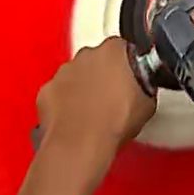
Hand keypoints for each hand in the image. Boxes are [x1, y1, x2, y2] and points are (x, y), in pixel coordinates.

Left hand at [34, 37, 155, 158]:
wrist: (81, 146)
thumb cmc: (114, 121)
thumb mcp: (147, 103)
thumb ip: (144, 85)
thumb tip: (144, 89)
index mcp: (114, 50)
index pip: (123, 47)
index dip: (126, 64)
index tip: (129, 79)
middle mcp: (87, 55)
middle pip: (97, 58)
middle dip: (103, 73)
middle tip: (112, 96)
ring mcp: (63, 72)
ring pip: (76, 75)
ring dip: (82, 86)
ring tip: (92, 111)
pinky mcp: (46, 91)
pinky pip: (57, 93)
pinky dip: (63, 103)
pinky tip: (73, 118)